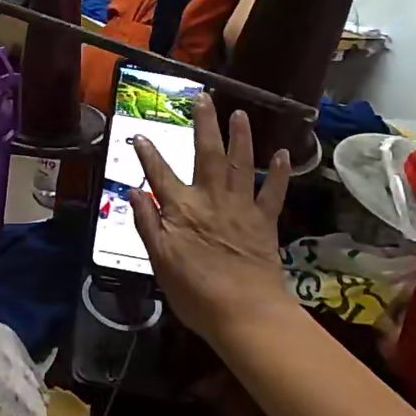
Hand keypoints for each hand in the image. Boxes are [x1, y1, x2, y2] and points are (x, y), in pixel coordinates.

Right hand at [130, 94, 293, 344]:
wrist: (247, 315)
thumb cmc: (196, 292)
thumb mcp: (159, 260)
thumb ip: (147, 223)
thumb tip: (133, 191)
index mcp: (182, 209)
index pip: (160, 174)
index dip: (148, 154)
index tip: (139, 134)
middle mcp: (211, 199)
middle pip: (207, 155)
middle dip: (204, 125)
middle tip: (204, 99)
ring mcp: (241, 208)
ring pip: (241, 164)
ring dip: (241, 137)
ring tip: (240, 114)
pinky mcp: (264, 222)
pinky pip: (273, 192)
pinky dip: (278, 173)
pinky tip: (282, 154)